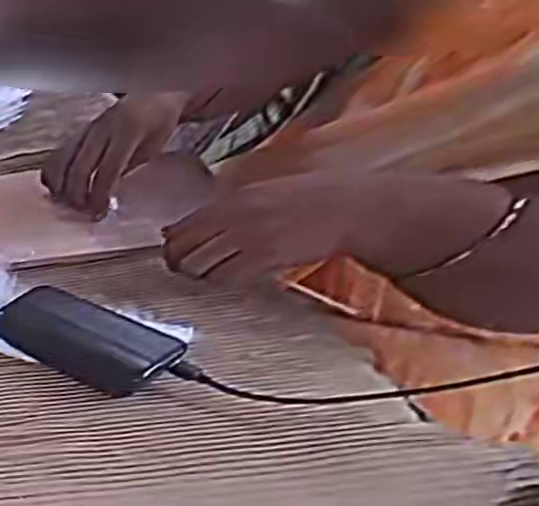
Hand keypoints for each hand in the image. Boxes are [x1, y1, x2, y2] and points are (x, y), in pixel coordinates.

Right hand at [42, 92, 188, 218]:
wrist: (157, 91)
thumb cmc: (157, 124)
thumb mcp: (151, 148)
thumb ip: (124, 170)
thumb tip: (100, 194)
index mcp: (128, 131)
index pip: (107, 171)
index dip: (99, 196)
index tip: (98, 214)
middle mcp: (102, 129)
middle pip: (78, 170)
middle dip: (76, 196)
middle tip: (81, 211)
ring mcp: (85, 130)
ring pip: (60, 164)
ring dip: (59, 188)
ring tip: (66, 202)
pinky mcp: (76, 133)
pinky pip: (55, 158)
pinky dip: (52, 177)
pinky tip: (58, 188)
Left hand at [163, 170, 512, 286]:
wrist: (367, 206)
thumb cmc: (316, 199)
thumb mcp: (266, 191)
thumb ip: (222, 209)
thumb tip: (171, 230)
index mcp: (235, 198)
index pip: (179, 229)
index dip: (171, 247)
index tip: (177, 255)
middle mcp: (238, 215)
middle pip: (179, 251)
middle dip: (177, 265)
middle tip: (189, 270)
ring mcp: (251, 235)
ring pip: (196, 267)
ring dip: (196, 276)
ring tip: (211, 274)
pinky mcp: (265, 255)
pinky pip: (223, 277)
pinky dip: (220, 283)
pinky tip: (232, 279)